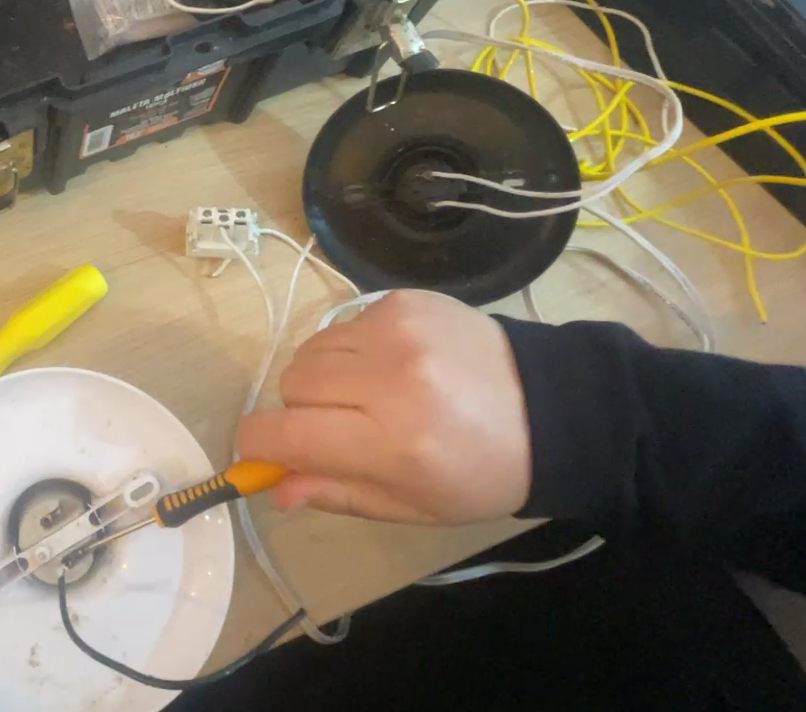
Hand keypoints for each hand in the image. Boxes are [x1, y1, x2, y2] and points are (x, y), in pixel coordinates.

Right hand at [236, 289, 531, 523]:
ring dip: (323, 375)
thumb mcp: (413, 504)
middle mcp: (390, 378)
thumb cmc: (479, 470)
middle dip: (302, 409)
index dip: (257, 442)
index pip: (288, 433)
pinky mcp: (399, 300)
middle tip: (342, 424)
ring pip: (310, 350)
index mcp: (395, 441)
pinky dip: (350, 348)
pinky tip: (390, 362)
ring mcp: (395, 330)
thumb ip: (336, 493)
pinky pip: (340, 325)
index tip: (256, 450)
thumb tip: (273, 487)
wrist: (550, 406)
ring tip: (367, 390)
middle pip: (292, 384)